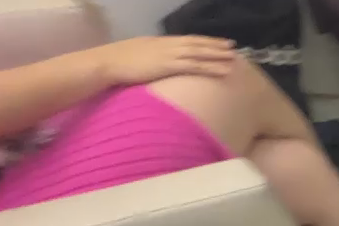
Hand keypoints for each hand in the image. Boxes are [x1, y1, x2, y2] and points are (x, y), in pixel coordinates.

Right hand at [91, 36, 237, 85]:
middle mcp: (164, 44)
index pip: (184, 39)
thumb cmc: (120, 63)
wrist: (104, 63)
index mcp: (157, 41)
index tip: (217, 42)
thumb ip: (156, 56)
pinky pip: (194, 66)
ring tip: (234, 57)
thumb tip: (167, 62)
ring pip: (197, 53)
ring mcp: (166, 54)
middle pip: (194, 43)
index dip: (202, 40)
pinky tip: (225, 71)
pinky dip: (211, 68)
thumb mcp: (140, 54)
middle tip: (232, 46)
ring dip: (217, 54)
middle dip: (214, 44)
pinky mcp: (167, 65)